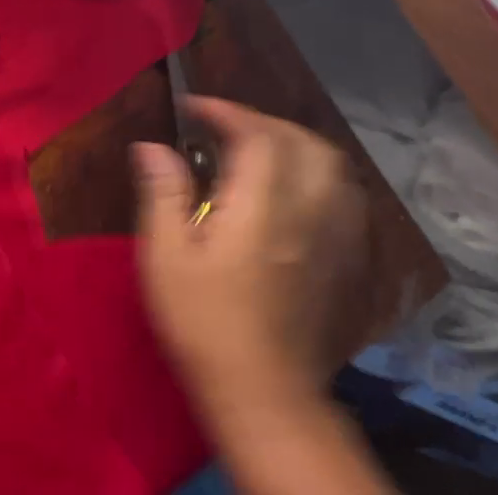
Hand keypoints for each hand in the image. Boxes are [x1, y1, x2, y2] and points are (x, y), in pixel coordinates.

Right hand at [133, 96, 366, 420]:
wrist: (263, 391)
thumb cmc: (201, 320)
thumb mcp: (165, 256)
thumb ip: (164, 193)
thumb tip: (151, 146)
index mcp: (263, 210)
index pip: (260, 137)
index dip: (227, 111)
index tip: (193, 107)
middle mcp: (310, 216)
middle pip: (308, 145)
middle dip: (265, 123)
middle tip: (223, 127)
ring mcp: (336, 240)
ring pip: (336, 170)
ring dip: (296, 146)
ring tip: (255, 152)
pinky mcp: (346, 263)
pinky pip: (345, 200)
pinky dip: (316, 177)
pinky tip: (287, 193)